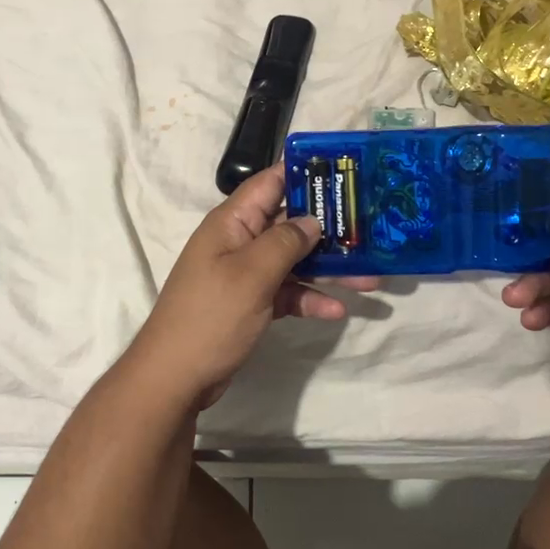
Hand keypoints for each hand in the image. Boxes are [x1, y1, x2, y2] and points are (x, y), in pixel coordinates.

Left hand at [129, 166, 379, 407]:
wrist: (176, 377)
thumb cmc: (211, 316)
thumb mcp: (251, 274)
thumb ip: (285, 242)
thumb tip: (313, 220)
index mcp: (233, 221)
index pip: (271, 182)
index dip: (305, 173)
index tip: (346, 171)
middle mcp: (240, 241)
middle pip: (290, 223)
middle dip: (330, 228)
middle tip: (373, 230)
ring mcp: (245, 273)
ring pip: (295, 260)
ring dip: (330, 269)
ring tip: (373, 279)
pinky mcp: (252, 303)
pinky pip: (288, 291)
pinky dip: (310, 298)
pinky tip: (337, 310)